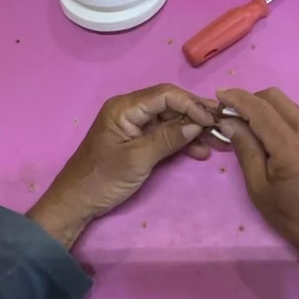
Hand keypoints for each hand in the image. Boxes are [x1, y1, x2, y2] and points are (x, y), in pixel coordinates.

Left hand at [28, 84, 217, 247]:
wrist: (76, 203)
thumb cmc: (102, 179)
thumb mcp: (138, 159)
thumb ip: (168, 139)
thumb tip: (197, 124)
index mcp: (125, 107)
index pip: (165, 94)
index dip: (191, 104)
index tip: (211, 119)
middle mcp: (130, 110)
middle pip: (170, 104)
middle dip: (196, 115)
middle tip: (221, 125)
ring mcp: (134, 125)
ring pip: (170, 119)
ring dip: (192, 129)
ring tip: (217, 140)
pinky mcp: (137, 140)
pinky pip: (164, 133)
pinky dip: (181, 141)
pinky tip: (200, 151)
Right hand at [218, 87, 298, 256]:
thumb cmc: (289, 215)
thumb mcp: (258, 187)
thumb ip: (244, 148)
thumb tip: (229, 120)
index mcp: (292, 149)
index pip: (261, 110)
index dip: (238, 99)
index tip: (219, 94)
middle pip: (275, 97)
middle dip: (250, 99)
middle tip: (231, 113)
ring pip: (286, 103)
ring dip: (263, 106)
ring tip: (246, 122)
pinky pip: (296, 113)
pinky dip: (277, 115)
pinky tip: (267, 131)